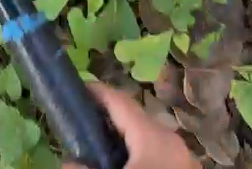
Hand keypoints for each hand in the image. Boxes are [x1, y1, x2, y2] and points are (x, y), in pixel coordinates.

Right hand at [65, 85, 198, 168]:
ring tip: (99, 152)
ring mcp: (184, 164)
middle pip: (135, 120)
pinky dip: (138, 159)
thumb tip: (68, 163)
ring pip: (147, 142)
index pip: (120, 100)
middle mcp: (173, 143)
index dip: (96, 93)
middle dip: (108, 121)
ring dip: (123, 144)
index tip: (74, 91)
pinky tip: (121, 167)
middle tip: (82, 127)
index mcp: (154, 137)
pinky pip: (157, 159)